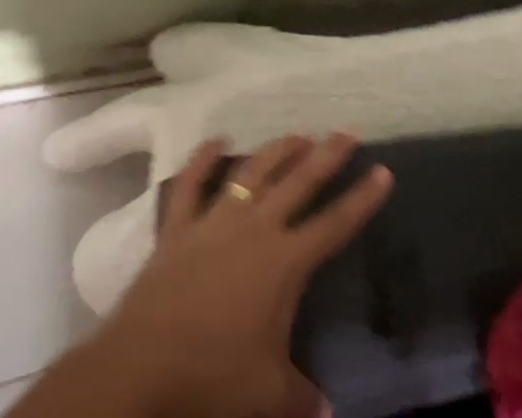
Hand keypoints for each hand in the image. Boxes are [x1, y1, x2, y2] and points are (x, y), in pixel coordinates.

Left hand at [97, 133, 393, 417]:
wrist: (137, 369)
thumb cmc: (211, 377)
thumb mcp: (269, 394)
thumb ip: (303, 396)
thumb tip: (326, 409)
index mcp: (285, 263)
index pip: (335, 224)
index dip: (362, 199)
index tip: (384, 171)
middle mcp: (254, 231)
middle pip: (298, 183)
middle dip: (327, 156)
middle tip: (347, 131)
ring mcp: (213, 225)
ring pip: (251, 174)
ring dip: (276, 151)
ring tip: (296, 135)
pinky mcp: (176, 231)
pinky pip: (189, 187)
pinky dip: (201, 160)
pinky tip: (214, 141)